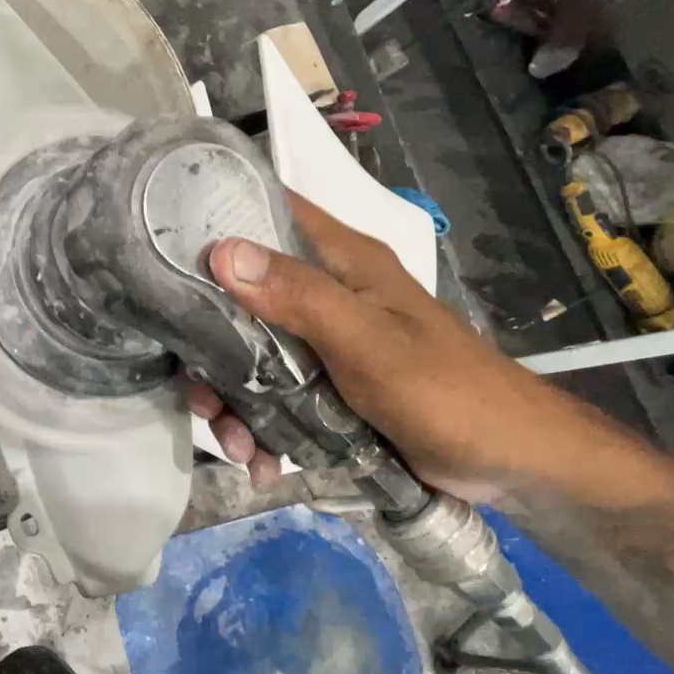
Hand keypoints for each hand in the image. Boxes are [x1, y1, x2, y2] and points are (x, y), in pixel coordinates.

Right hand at [195, 193, 623, 501]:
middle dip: (210, 349)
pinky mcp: (325, 384)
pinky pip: (271, 395)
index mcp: (341, 262)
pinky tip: (263, 463)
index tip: (162, 245)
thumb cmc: (446, 391)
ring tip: (239, 449)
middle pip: (238, 297)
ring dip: (232, 403)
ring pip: (248, 355)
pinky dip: (260, 429)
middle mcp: (324, 292)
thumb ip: (299, 297)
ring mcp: (322, 341)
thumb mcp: (368, 342)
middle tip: (200, 394)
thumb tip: (220, 251)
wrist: (511, 463)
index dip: (216, 214)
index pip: (270, 210)